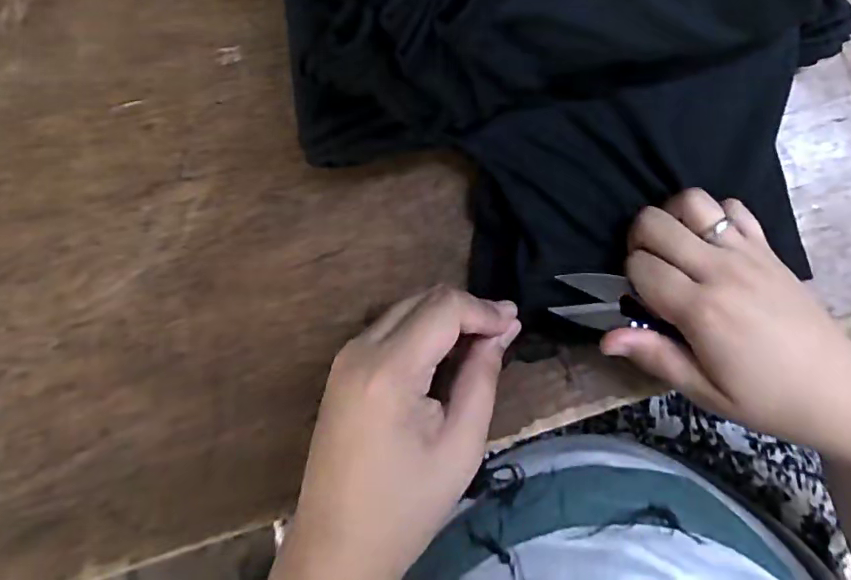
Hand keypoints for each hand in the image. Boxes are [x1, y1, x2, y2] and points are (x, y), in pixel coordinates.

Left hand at [272, 286, 520, 579]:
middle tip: (503, 331)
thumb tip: (503, 329)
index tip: (514, 324)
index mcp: (388, 371)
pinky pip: (391, 326)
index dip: (484, 308)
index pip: (444, 308)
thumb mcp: (460, 446)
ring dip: (446, 316)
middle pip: (425, 299)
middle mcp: (360, 350)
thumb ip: (482, 378)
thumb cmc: (405, 506)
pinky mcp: (342, 368)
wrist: (336, 551)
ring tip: (482, 341)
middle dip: (468, 309)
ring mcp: (346, 357)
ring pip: (408, 308)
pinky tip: (446, 353)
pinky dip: (424, 328)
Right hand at [601, 189, 850, 460]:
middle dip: (639, 239)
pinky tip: (716, 242)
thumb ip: (657, 357)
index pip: (641, 266)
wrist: (838, 390)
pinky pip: (734, 207)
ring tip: (677, 246)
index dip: (630, 278)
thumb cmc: (768, 399)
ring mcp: (747, 251)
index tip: (643, 300)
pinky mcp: (768, 246)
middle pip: (655, 222)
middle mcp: (721, 270)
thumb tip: (606, 338)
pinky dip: (716, 214)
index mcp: (702, 311)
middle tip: (650, 268)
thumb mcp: (707, 394)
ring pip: (692, 201)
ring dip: (673, 216)